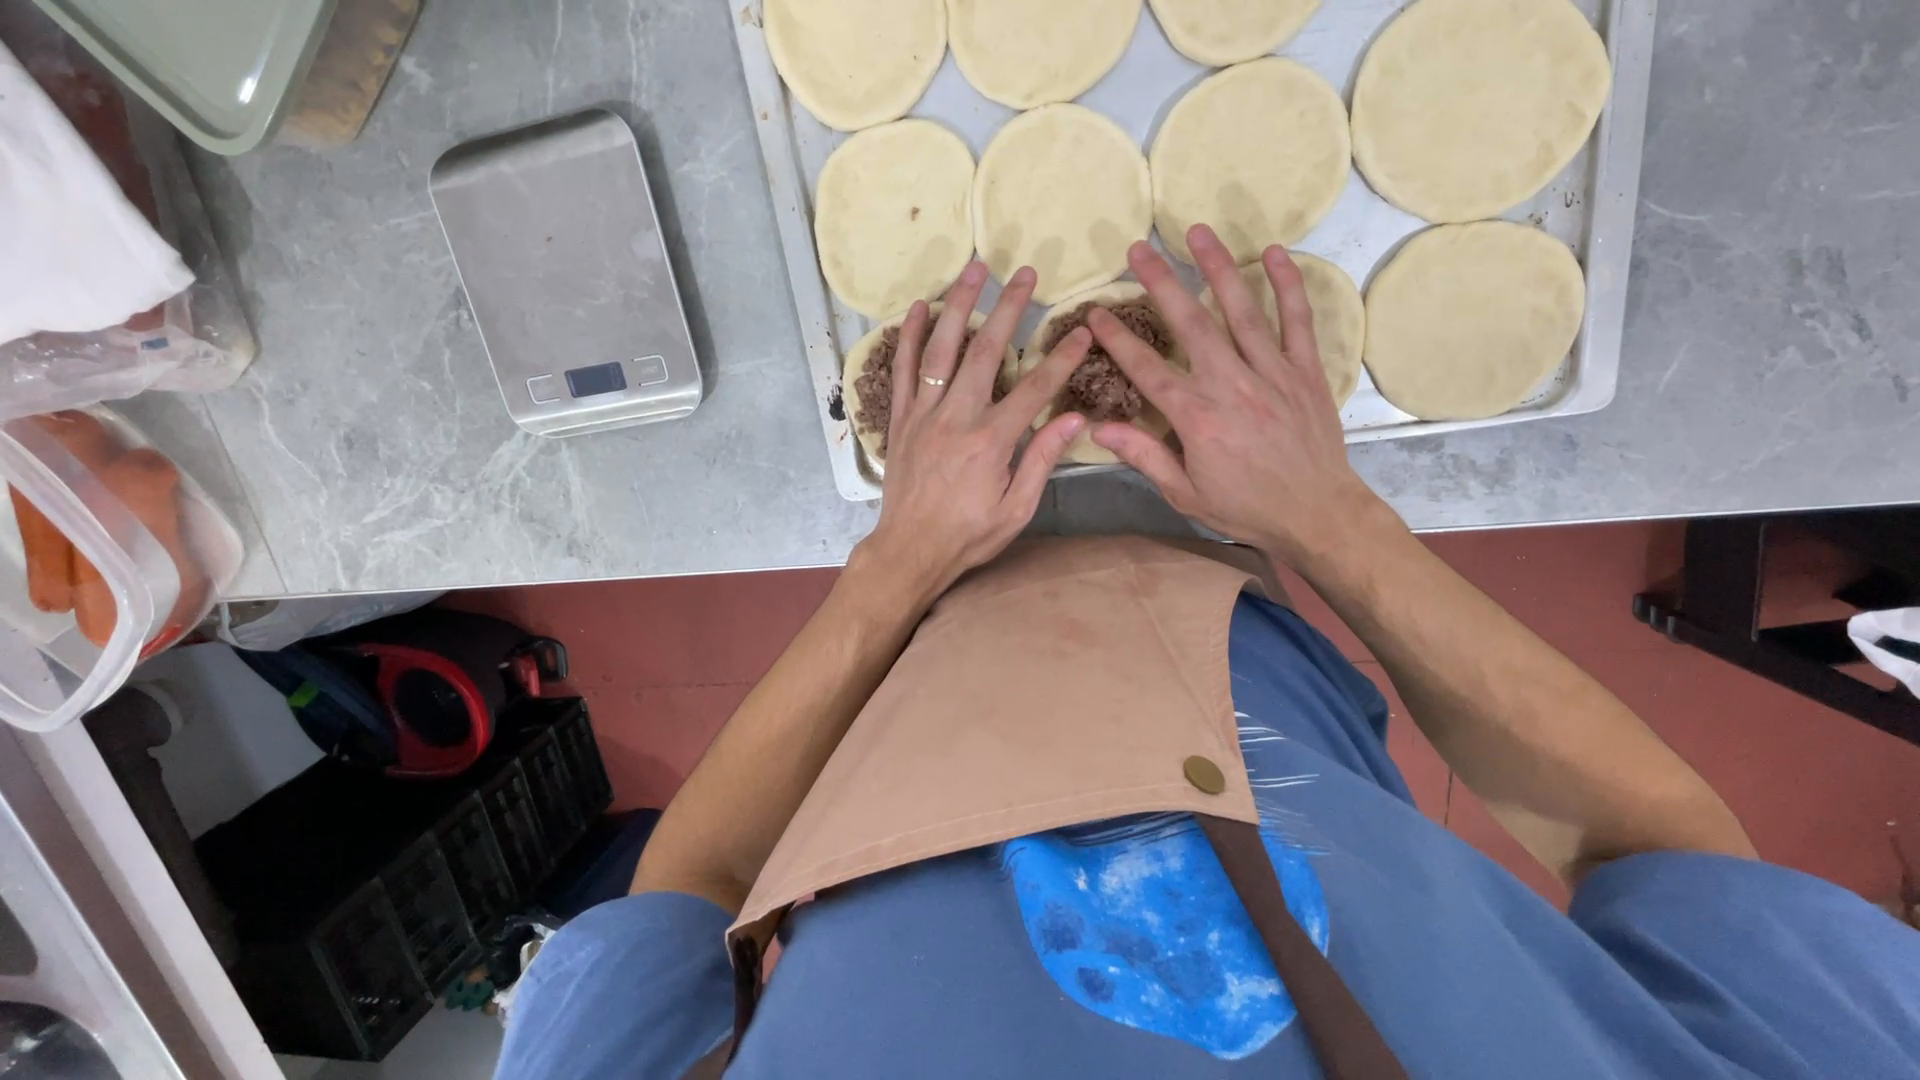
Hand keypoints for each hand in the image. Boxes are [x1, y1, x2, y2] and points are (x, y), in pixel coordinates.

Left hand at [858, 261, 1092, 597]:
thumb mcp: (1017, 509)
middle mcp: (956, 418)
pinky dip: (911, 336)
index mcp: (991, 442)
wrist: (910, 550)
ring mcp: (923, 414)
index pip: (1034, 389)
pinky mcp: (900, 419)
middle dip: (1009, 309)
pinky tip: (920, 307)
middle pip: (986, 351)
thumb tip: (1073, 418)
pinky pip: (903, 370)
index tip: (1081, 331)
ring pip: (942, 349)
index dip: (1061, 359)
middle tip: (1026, 274)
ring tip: (974, 270)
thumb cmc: (969, 535)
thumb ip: (1042, 460)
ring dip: (959, 305)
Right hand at [1086, 225, 1387, 567]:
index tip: (1096, 313)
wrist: (1317, 514)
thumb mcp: (1185, 493)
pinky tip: (1274, 253)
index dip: (1119, 340)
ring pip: (1242, 311)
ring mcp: (1272, 374)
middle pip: (1191, 324)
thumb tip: (1099, 429)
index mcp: (1197, 419)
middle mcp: (1232, 386)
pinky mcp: (1305, 372)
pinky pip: (1297, 321)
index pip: (1148, 370)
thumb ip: (1144, 456)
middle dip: (1162, 282)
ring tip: (1197, 232)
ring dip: (1218, 268)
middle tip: (1139, 248)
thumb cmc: (1246, 508)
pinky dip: (1288, 285)